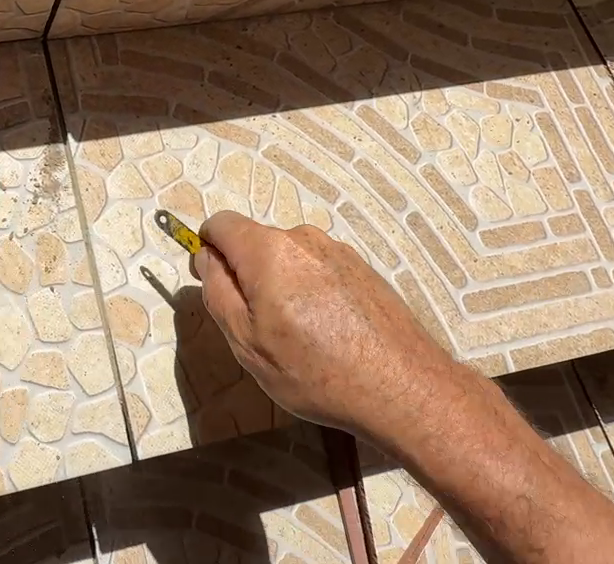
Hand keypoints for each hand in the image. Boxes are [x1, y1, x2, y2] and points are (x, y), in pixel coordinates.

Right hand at [193, 212, 459, 446]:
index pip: (220, 223)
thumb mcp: (246, 342)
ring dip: (281, 283)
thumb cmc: (315, 370)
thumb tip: (208, 259)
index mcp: (268, 249)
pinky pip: (318, 269)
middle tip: (261, 325)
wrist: (406, 390)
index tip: (216, 285)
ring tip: (302, 334)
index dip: (208, 250)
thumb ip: (217, 292)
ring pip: (288, 257)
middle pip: (255, 242)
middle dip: (247, 273)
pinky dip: (312, 291)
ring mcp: (337, 250)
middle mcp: (302, 237)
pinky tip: (331, 331)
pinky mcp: (363, 268)